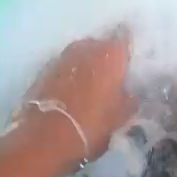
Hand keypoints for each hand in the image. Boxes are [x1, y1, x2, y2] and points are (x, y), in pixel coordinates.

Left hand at [20, 34, 135, 163]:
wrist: (45, 138)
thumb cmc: (92, 124)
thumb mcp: (120, 117)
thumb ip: (130, 100)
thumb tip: (132, 94)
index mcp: (112, 53)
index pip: (125, 37)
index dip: (127, 49)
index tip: (128, 62)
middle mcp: (88, 47)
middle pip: (101, 45)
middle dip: (105, 58)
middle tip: (109, 78)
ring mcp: (63, 56)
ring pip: (80, 55)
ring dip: (85, 66)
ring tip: (88, 86)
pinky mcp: (44, 70)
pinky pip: (64, 67)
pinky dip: (68, 76)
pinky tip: (69, 93)